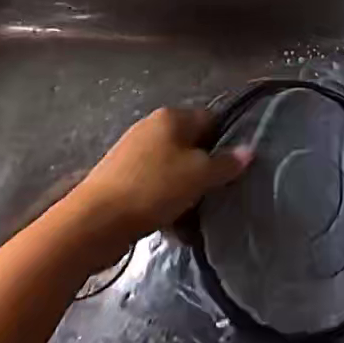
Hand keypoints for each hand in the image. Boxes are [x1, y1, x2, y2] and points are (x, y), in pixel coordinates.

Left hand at [66, 106, 250, 258]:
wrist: (94, 222)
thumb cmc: (153, 188)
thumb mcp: (199, 175)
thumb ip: (226, 163)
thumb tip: (249, 150)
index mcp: (171, 117)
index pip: (211, 120)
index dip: (226, 141)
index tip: (235, 167)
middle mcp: (150, 128)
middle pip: (191, 145)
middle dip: (205, 170)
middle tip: (219, 193)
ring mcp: (132, 153)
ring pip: (173, 169)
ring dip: (186, 190)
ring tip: (197, 216)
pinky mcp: (120, 179)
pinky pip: (154, 186)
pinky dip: (166, 202)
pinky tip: (173, 225)